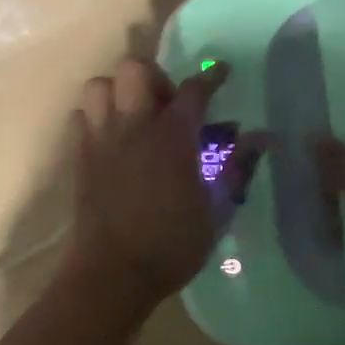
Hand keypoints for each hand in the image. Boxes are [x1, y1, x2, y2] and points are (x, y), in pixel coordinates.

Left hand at [65, 57, 228, 313]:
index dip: (211, 76)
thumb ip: (238, 168)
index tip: (221, 73)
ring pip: (100, 85)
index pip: (193, 90)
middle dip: (155, 76)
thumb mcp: (216, 211)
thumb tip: (263, 138)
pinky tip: (112, 138)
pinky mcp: (80, 157)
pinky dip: (96, 117)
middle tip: (168, 104)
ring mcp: (101, 139)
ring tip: (135, 116)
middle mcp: (134, 127)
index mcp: (173, 137)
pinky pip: (81, 116)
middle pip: (135, 68)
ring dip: (119, 91)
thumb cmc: (171, 246)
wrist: (112, 275)